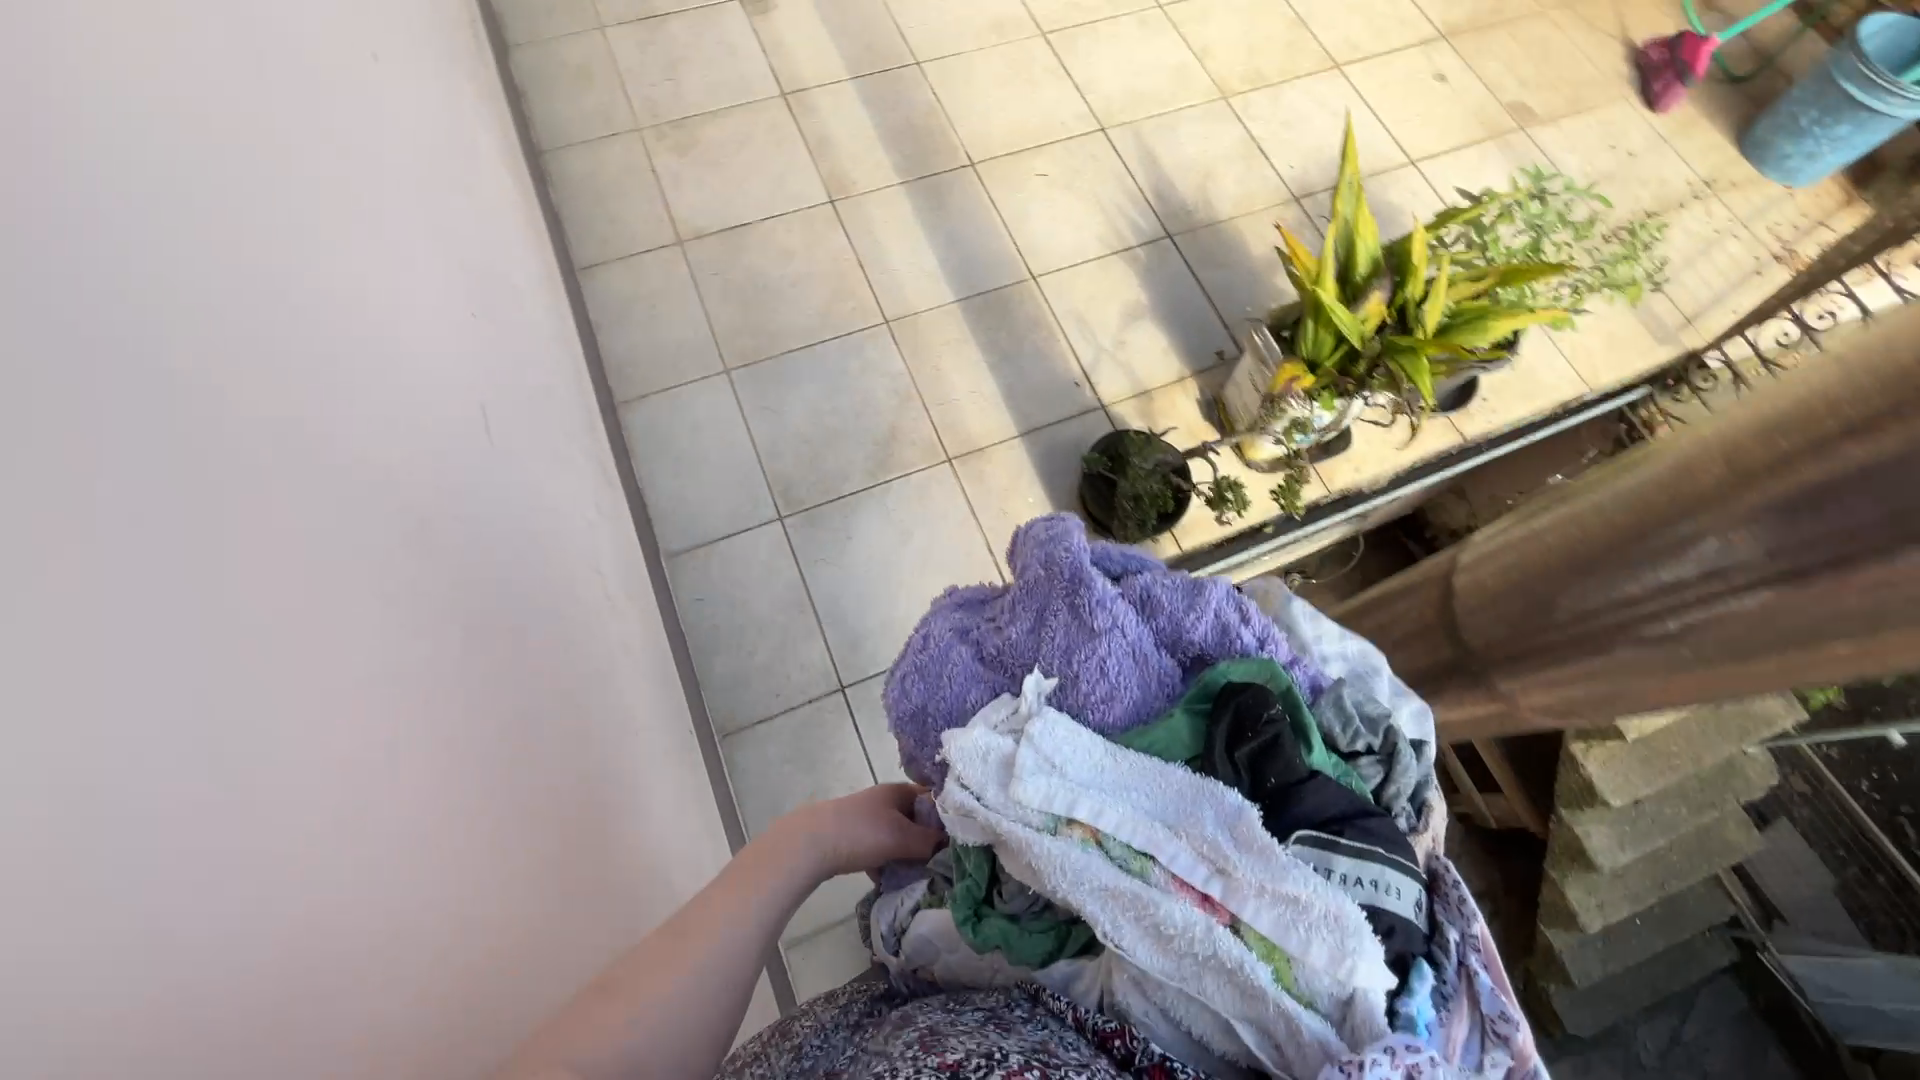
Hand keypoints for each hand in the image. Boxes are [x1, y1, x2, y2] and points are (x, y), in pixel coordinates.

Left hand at [770, 784, 944, 880]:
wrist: (811, 843)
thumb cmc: (862, 833)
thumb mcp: (902, 837)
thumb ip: (929, 841)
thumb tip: (949, 844)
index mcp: (899, 791)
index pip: (933, 798)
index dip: (948, 816)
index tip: (960, 839)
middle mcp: (885, 800)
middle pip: (916, 819)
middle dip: (927, 841)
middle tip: (939, 862)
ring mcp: (868, 817)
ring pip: (897, 836)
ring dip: (905, 854)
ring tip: (915, 874)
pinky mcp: (854, 836)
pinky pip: (880, 848)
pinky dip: (885, 861)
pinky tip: (887, 879)